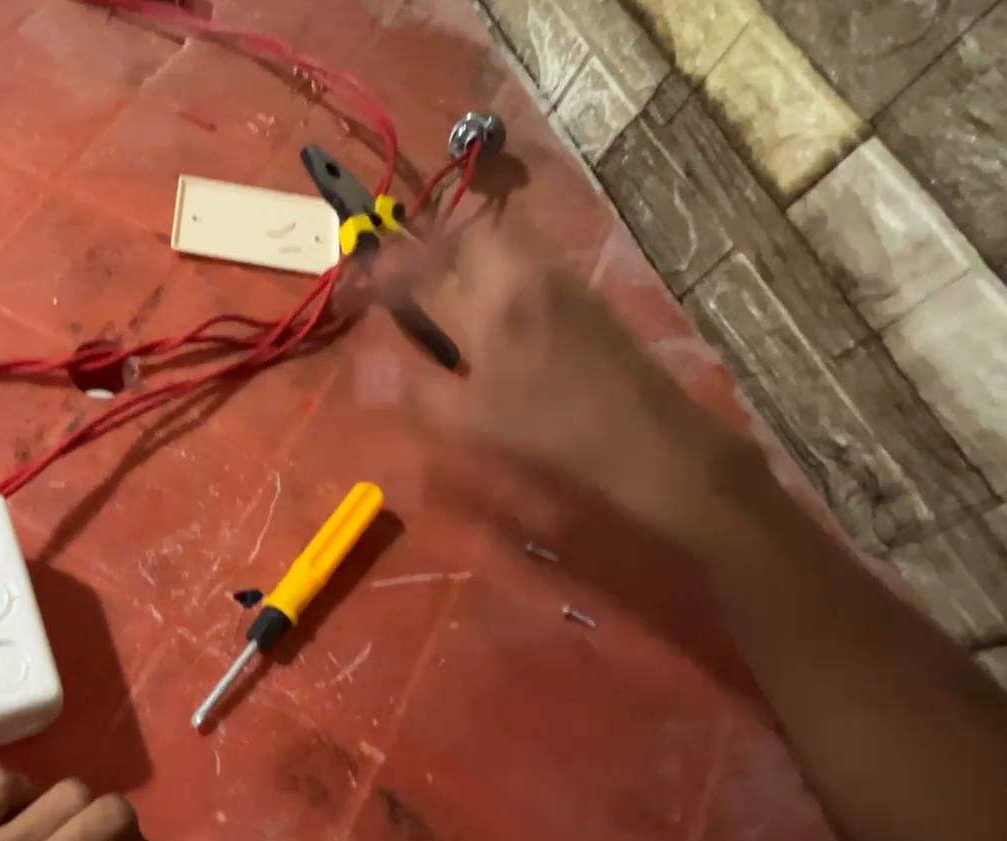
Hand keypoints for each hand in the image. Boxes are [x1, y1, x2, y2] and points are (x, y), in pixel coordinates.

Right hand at [369, 229, 757, 548]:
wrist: (646, 438)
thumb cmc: (546, 433)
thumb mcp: (467, 422)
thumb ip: (417, 389)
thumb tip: (375, 369)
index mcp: (487, 309)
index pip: (422, 272)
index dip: (385, 270)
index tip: (360, 277)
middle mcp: (522, 279)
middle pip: (468, 235)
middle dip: (431, 246)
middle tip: (408, 276)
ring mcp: (559, 281)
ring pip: (502, 244)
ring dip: (464, 254)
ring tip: (442, 287)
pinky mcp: (583, 295)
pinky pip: (527, 263)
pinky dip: (496, 269)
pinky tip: (490, 305)